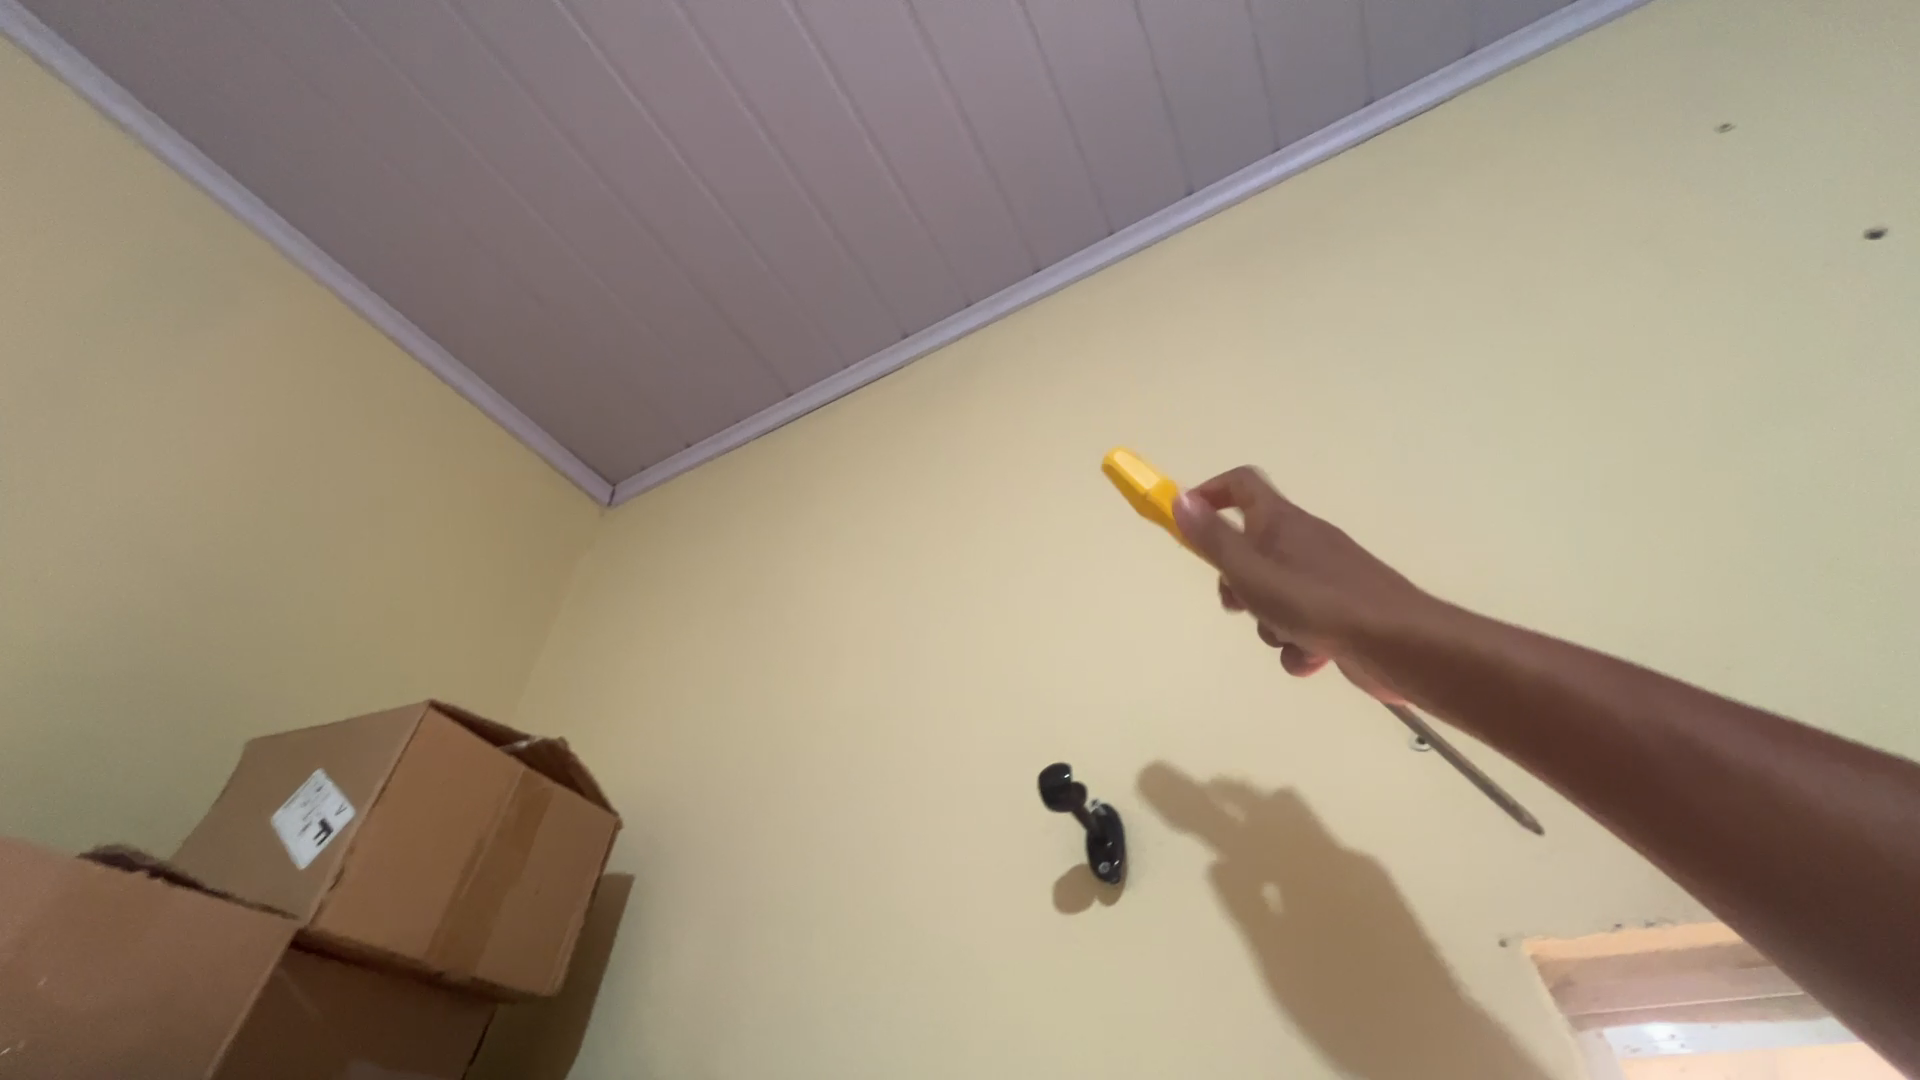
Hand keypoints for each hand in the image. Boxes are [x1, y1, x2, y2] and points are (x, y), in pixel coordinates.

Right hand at [1171, 466, 1428, 702]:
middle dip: (1235, 581)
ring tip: (1284, 637)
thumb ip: (1214, 539)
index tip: (1186, 525)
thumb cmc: (1317, 603)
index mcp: (1281, 523)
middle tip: (1236, 604)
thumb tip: (1180, 499)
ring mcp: (1323, 579)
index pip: (1241, 485)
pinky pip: (1300, 624)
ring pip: (1273, 593)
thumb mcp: (1251, 572)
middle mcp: (1303, 543)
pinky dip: (1297, 643)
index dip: (1209, 494)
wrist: (1400, 645)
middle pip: (1251, 549)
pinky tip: (1310, 658)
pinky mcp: (1339, 614)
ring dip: (1268, 621)